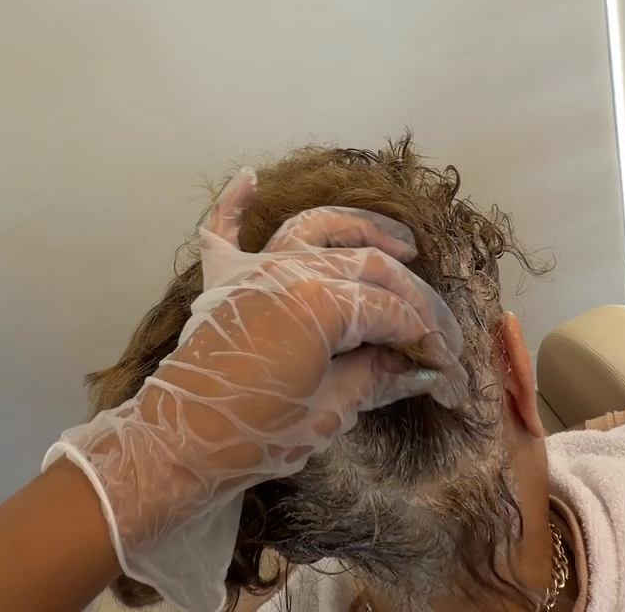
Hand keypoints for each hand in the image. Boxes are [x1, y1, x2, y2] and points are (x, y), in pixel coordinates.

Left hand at [45, 169, 464, 611]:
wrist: (179, 447)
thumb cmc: (256, 435)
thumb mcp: (329, 411)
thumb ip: (377, 376)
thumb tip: (422, 370)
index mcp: (320, 302)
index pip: (389, 309)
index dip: (424, 335)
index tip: (445, 360)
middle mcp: (290, 269)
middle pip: (366, 265)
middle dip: (410, 296)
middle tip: (437, 325)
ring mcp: (254, 269)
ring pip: (314, 227)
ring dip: (359, 226)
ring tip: (397, 242)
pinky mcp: (223, 279)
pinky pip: (223, 228)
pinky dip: (234, 202)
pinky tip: (249, 176)